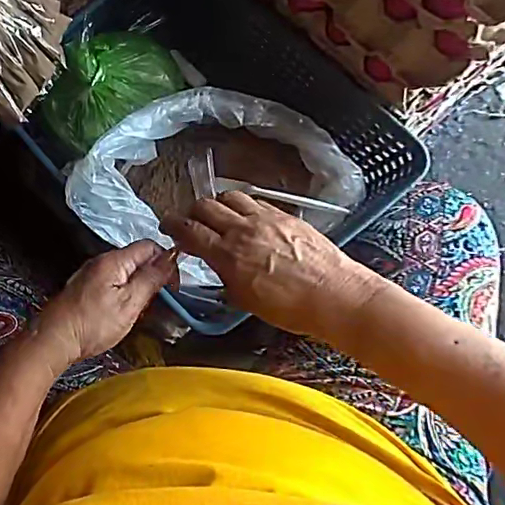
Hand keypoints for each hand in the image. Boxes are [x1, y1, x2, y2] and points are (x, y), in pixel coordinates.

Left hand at [27, 241, 180, 366]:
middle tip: (159, 298)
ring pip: (124, 271)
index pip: (149, 246)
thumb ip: (151, 279)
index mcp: (113, 260)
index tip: (174, 283)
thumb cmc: (92, 323)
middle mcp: (100, 261)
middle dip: (152, 274)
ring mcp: (90, 274)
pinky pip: (111, 281)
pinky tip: (122, 309)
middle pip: (136, 258)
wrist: (55, 338)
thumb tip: (170, 258)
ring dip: (138, 284)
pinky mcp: (84, 287)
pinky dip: (123, 291)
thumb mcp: (130, 303)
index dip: (166, 260)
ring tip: (141, 307)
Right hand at [161, 191, 384, 340]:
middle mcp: (242, 230)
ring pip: (230, 196)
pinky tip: (249, 218)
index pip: (188, 230)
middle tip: (192, 221)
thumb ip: (224, 277)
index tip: (168, 226)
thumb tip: (218, 267)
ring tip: (220, 215)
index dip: (172, 225)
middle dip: (192, 212)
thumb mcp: (244, 300)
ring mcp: (265, 219)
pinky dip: (245, 206)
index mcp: (227, 254)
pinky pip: (256, 201)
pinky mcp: (286, 216)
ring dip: (218, 204)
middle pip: (205, 206)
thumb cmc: (292, 307)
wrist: (336, 297)